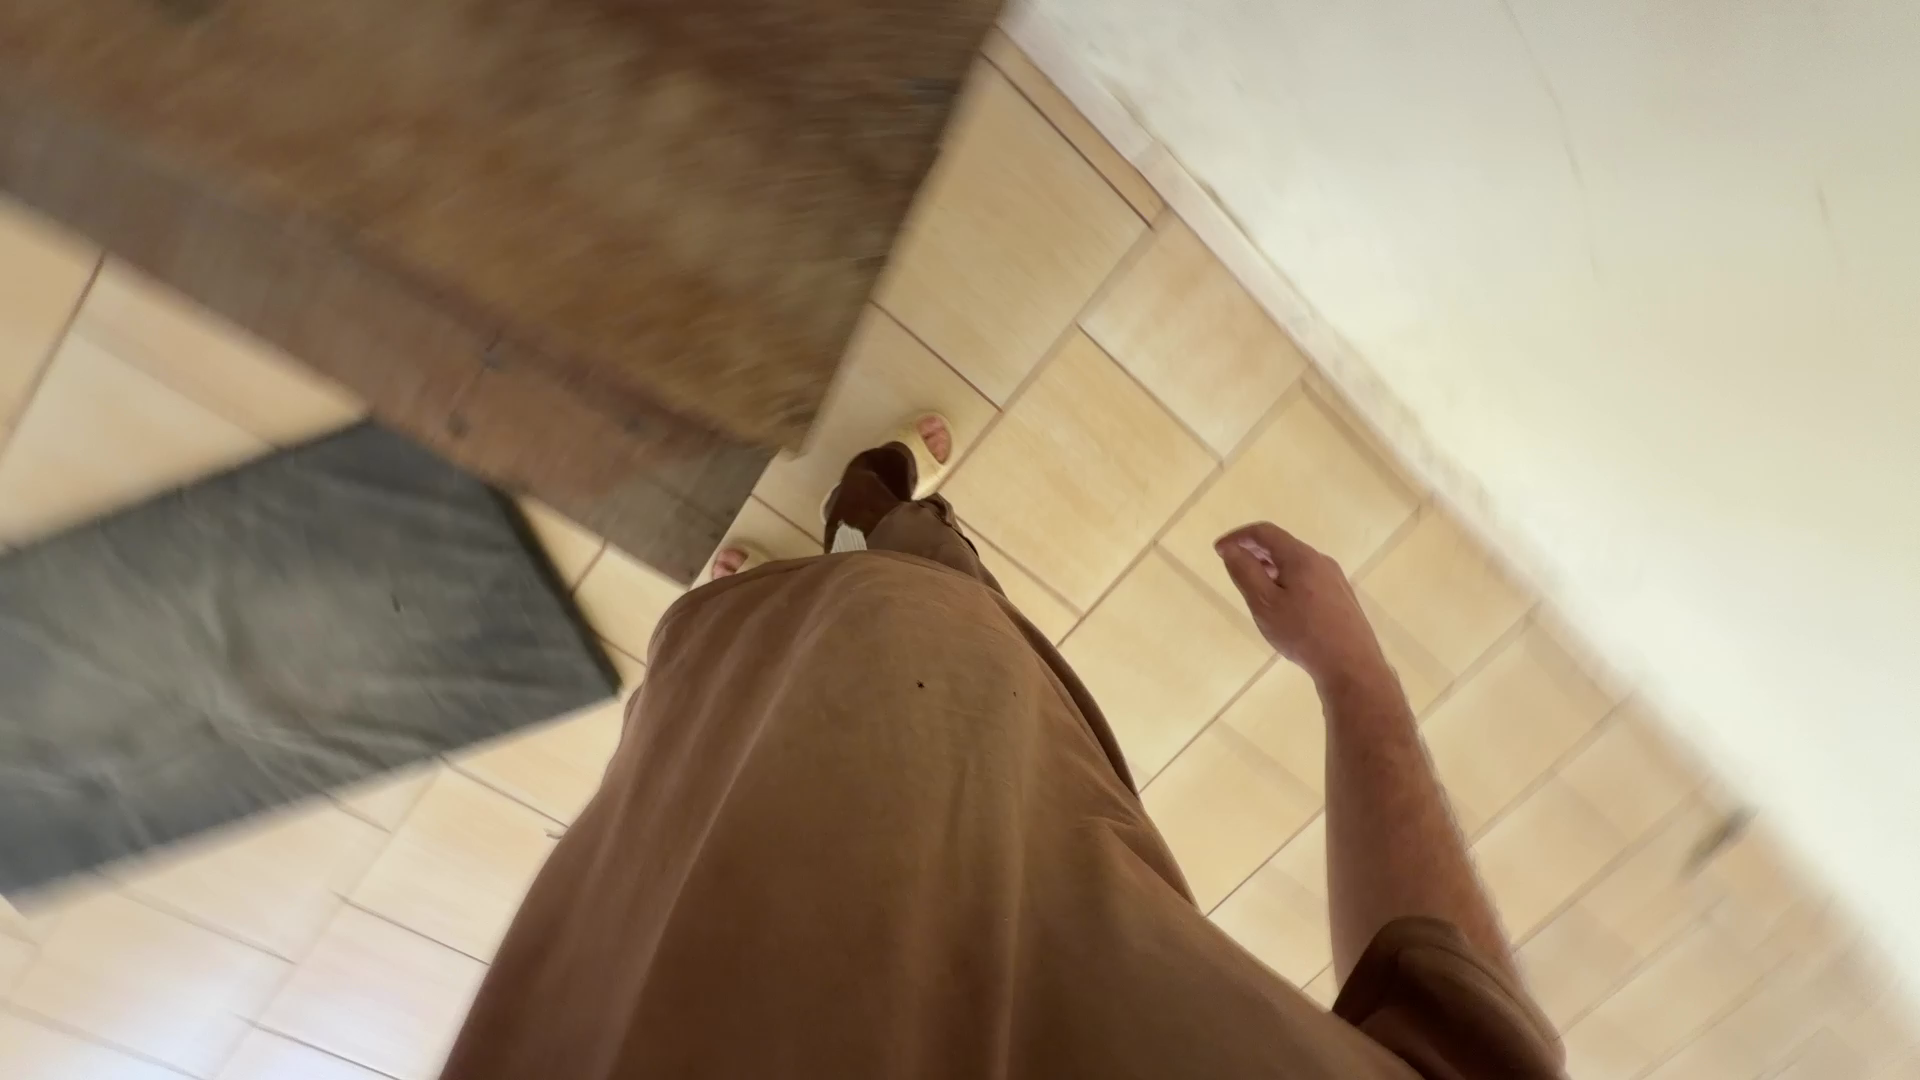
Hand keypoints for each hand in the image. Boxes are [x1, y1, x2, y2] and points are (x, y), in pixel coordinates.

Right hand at [1214, 522, 1390, 688]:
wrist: (1351, 666)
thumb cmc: (1302, 632)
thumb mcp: (1263, 603)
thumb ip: (1245, 572)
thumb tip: (1231, 549)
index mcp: (1300, 557)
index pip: (1264, 532)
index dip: (1238, 537)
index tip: (1218, 551)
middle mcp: (1320, 561)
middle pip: (1281, 544)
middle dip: (1253, 550)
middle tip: (1232, 566)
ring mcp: (1334, 578)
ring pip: (1295, 562)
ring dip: (1269, 566)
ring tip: (1253, 586)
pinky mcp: (1340, 596)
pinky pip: (1307, 577)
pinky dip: (1285, 578)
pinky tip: (1281, 603)